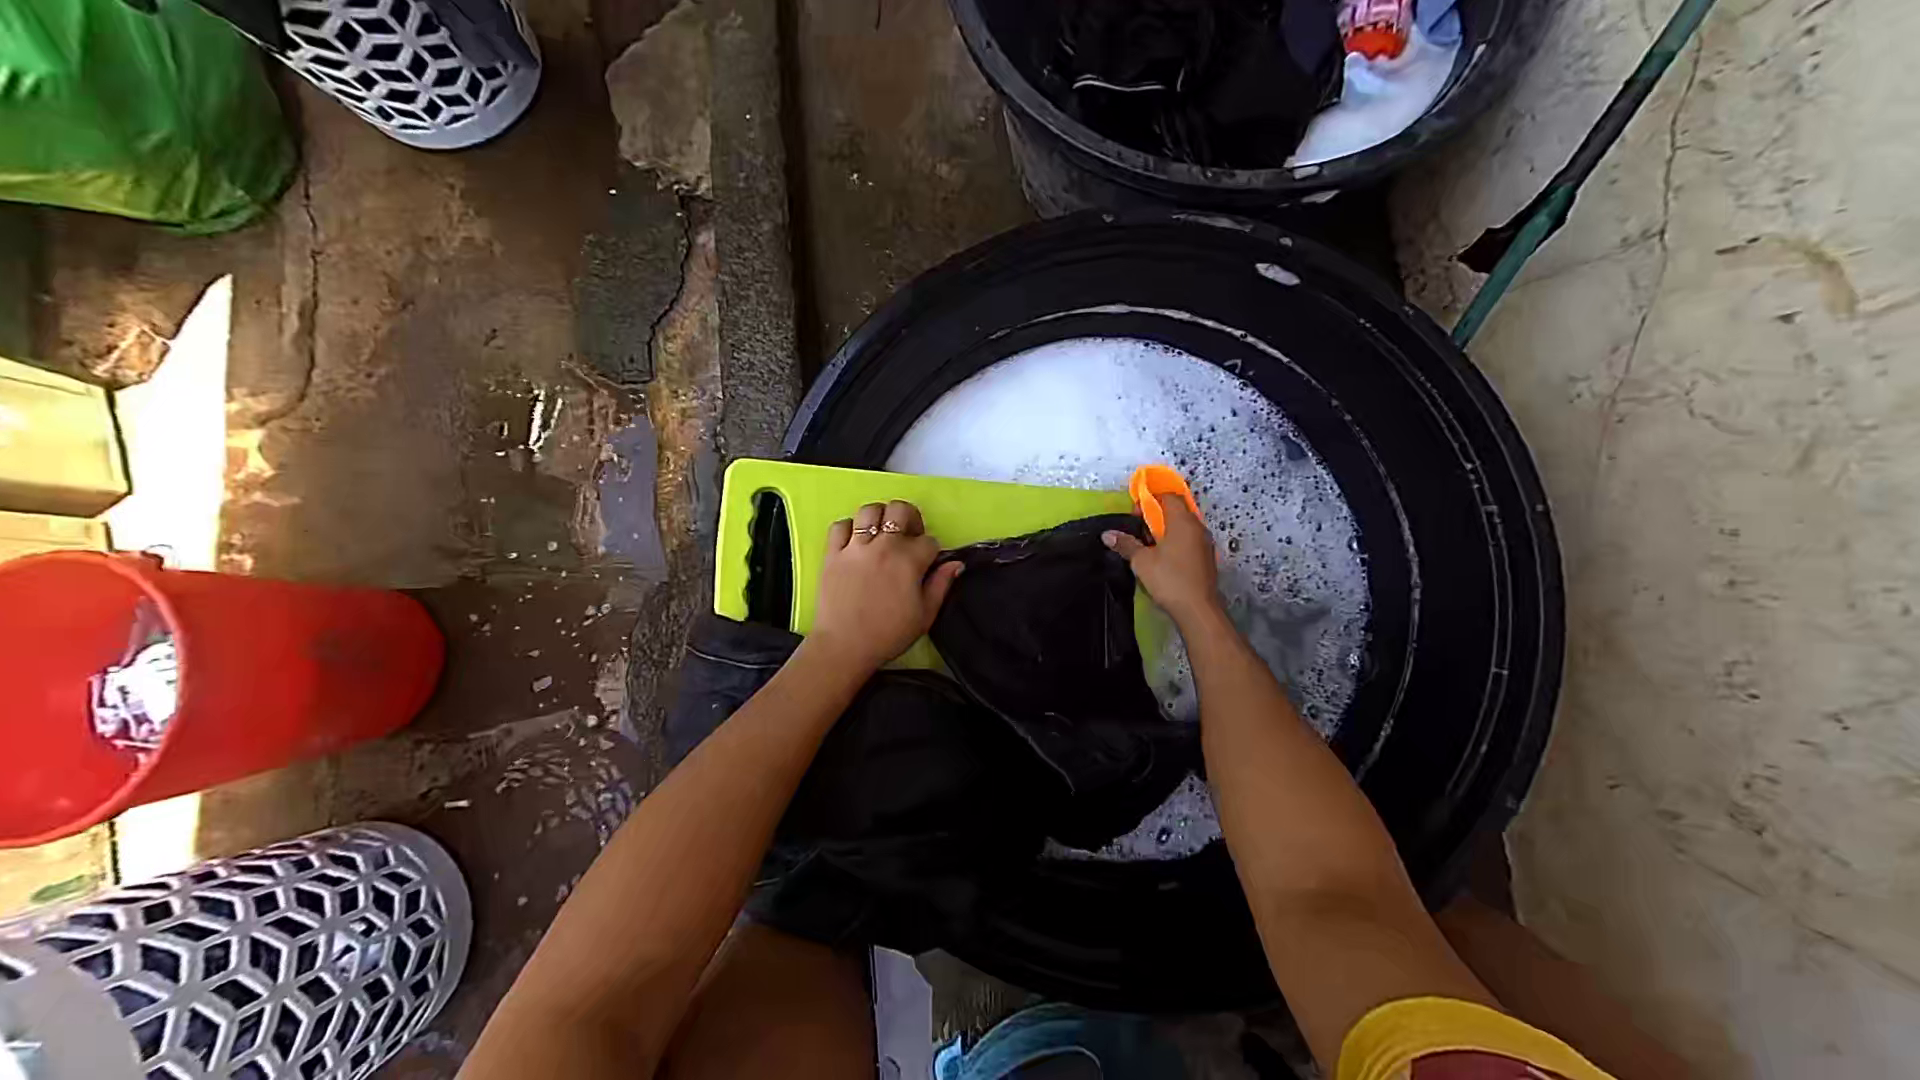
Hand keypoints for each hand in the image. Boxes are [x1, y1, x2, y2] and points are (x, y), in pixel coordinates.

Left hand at [809, 500, 963, 672]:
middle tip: (909, 535)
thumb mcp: (925, 615)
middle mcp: (882, 546)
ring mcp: (855, 547)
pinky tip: (856, 541)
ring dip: (881, 516)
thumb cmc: (888, 634)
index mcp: (908, 560)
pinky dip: (849, 527)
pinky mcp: (832, 553)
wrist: (844, 646)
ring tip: (883, 532)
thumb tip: (955, 564)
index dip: (932, 551)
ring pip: (869, 510)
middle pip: (900, 510)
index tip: (927, 563)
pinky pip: (840, 525)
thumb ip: (941, 585)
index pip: (929, 540)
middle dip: (910, 518)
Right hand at [1103, 494, 1221, 624]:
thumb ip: (1126, 544)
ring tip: (1147, 544)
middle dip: (1156, 514)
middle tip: (1138, 528)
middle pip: (1177, 510)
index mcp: (1182, 521)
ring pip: (1183, 526)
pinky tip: (1162, 557)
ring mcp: (1204, 543)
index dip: (1151, 499)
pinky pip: (1189, 540)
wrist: (1198, 609)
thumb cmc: (1169, 580)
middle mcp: (1197, 527)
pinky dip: (1175, 541)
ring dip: (1166, 529)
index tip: (1136, 512)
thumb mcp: (1141, 561)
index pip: (1169, 496)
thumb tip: (1107, 535)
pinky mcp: (1206, 558)